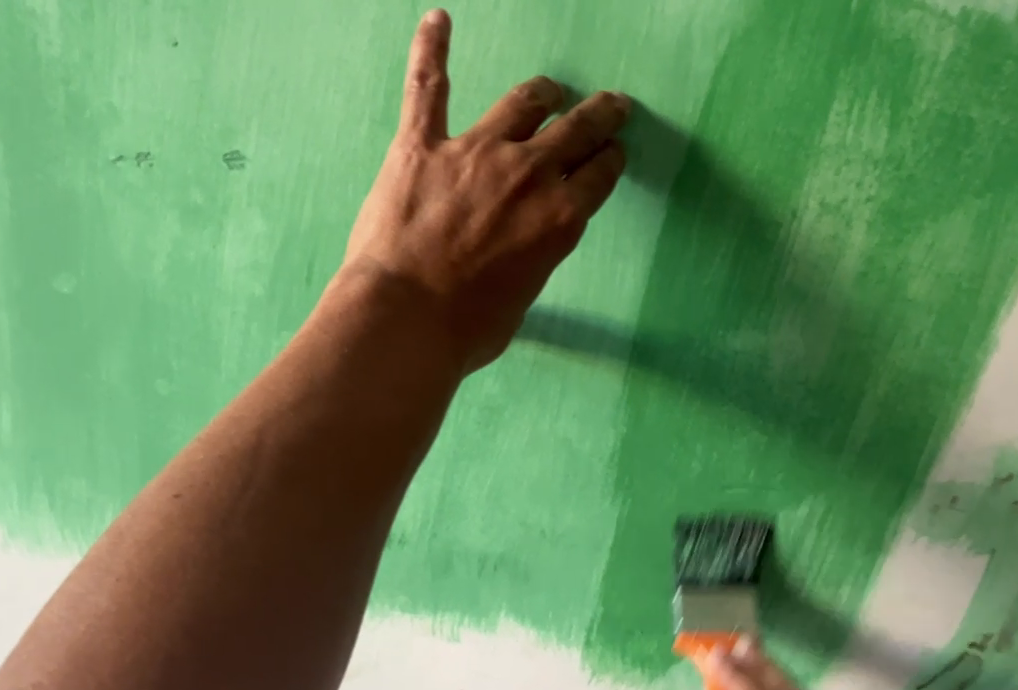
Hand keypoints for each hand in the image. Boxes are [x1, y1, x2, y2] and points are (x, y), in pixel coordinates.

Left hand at [343, 10, 630, 371]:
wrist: (405, 320)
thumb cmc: (466, 330)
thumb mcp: (520, 301)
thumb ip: (529, 260)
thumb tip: (517, 250)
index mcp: (559, 219)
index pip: (599, 176)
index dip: (609, 161)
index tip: (613, 154)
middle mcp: (528, 174)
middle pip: (575, 131)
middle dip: (599, 116)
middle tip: (610, 107)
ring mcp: (474, 152)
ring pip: (520, 104)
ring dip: (541, 94)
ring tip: (549, 90)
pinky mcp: (421, 145)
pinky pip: (428, 86)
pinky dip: (431, 50)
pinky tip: (436, 21)